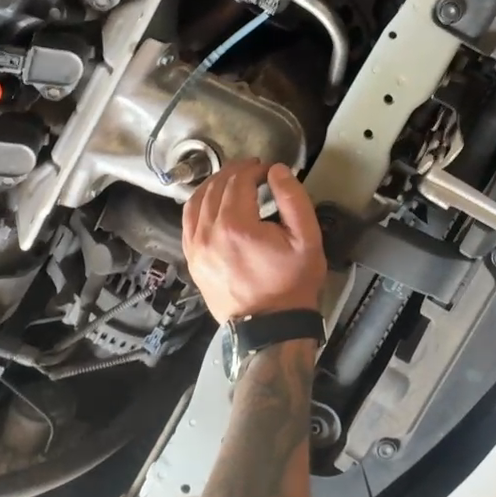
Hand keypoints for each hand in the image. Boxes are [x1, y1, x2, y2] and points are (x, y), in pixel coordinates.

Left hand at [182, 159, 327, 322]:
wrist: (270, 327)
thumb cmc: (292, 282)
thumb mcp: (307, 238)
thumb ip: (293, 198)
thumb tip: (277, 171)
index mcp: (237, 226)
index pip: (239, 181)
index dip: (254, 169)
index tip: (270, 170)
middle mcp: (209, 233)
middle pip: (216, 187)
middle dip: (235, 172)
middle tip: (254, 170)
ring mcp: (196, 249)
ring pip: (196, 201)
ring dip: (215, 184)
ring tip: (233, 180)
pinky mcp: (192, 260)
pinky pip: (188, 222)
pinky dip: (199, 204)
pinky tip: (213, 201)